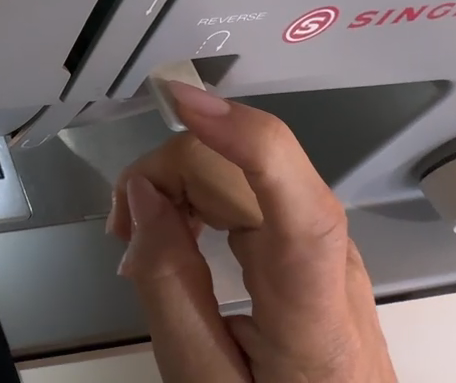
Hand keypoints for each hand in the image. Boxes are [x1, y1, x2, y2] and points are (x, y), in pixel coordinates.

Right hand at [109, 82, 395, 382]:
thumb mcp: (202, 382)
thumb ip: (168, 289)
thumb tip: (144, 193)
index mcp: (316, 321)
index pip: (302, 208)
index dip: (245, 139)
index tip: (183, 101)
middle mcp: (336, 271)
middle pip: (241, 174)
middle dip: (167, 175)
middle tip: (120, 228)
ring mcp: (331, 253)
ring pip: (240, 172)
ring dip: (176, 184)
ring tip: (138, 235)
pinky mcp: (316, 248)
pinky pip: (248, 192)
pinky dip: (197, 197)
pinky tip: (173, 230)